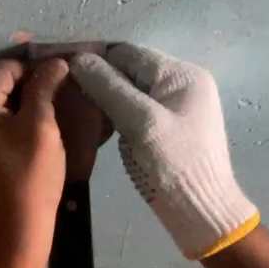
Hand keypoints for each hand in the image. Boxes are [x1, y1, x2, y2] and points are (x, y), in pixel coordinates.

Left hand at [0, 58, 69, 264]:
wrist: (17, 230)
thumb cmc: (29, 176)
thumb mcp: (40, 126)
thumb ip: (45, 87)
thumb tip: (56, 62)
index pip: (6, 69)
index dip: (35, 71)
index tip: (63, 81)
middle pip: (0, 83)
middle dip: (31, 87)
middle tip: (61, 97)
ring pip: (0, 101)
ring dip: (26, 103)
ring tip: (53, 112)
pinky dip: (17, 118)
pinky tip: (38, 129)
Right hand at [71, 44, 259, 258]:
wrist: (203, 214)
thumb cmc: (173, 164)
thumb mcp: (139, 122)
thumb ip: (108, 86)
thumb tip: (78, 57)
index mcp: (181, 74)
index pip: (128, 53)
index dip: (95, 61)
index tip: (65, 74)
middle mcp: (183, 82)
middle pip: (130, 68)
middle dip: (102, 80)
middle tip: (73, 96)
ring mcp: (178, 104)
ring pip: (132, 88)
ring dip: (109, 98)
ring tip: (85, 111)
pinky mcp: (171, 124)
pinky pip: (138, 106)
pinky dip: (120, 112)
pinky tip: (104, 126)